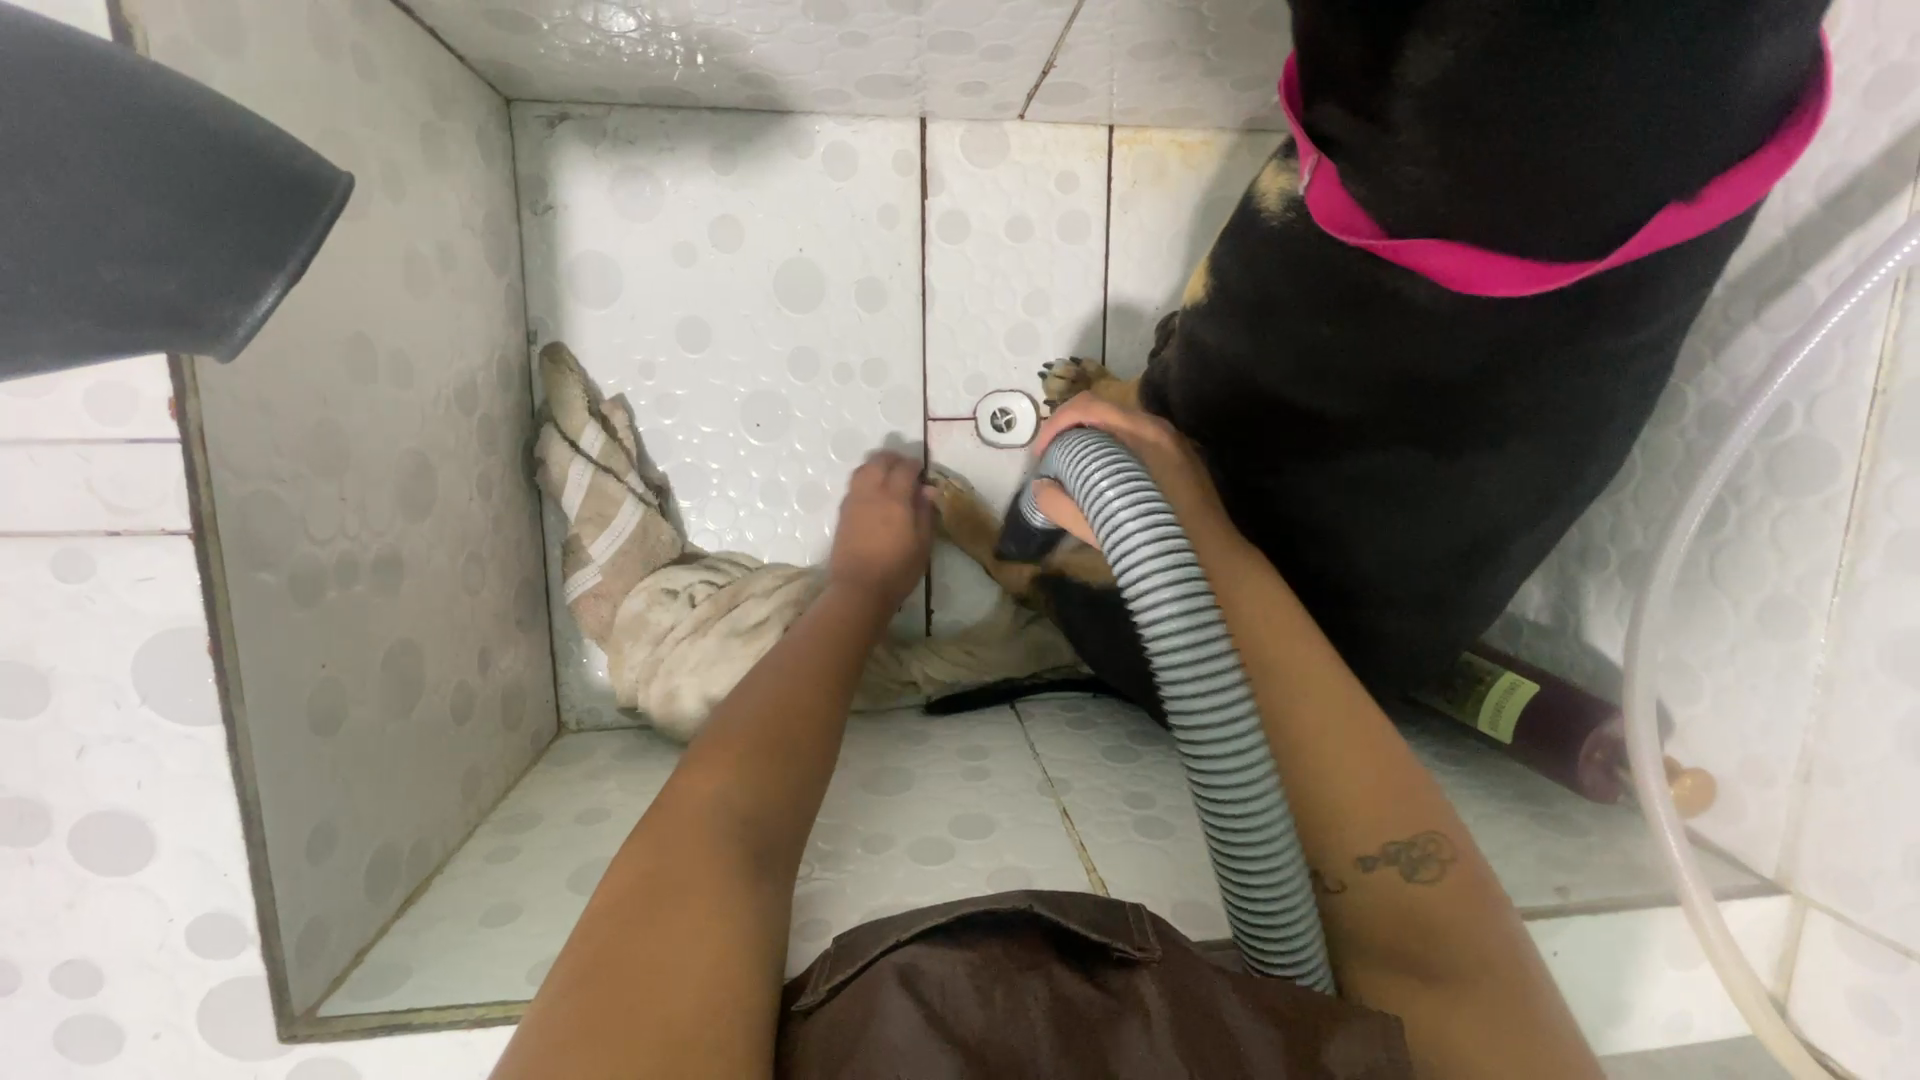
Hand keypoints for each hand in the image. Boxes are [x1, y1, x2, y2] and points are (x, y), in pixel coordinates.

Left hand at [826, 450, 933, 610]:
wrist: (859, 588)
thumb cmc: (898, 570)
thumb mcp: (922, 543)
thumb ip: (924, 512)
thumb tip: (927, 489)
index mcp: (895, 498)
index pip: (904, 468)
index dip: (914, 464)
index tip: (922, 471)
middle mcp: (871, 493)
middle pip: (879, 461)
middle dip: (893, 459)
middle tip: (904, 468)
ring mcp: (853, 501)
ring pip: (862, 469)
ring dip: (876, 466)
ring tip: (887, 476)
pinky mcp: (843, 513)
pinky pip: (854, 485)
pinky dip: (865, 480)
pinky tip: (873, 494)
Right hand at [1029, 395, 1231, 550]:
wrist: (1215, 562)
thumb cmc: (1158, 542)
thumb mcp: (1101, 527)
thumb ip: (1062, 505)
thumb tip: (1040, 488)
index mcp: (1143, 434)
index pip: (1088, 406)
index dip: (1055, 424)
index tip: (1040, 456)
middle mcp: (1159, 428)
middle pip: (1103, 410)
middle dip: (1069, 430)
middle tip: (1051, 462)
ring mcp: (1173, 442)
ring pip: (1119, 425)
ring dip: (1090, 440)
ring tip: (1072, 471)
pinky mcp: (1179, 458)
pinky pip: (1135, 441)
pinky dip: (1110, 451)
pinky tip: (1103, 481)